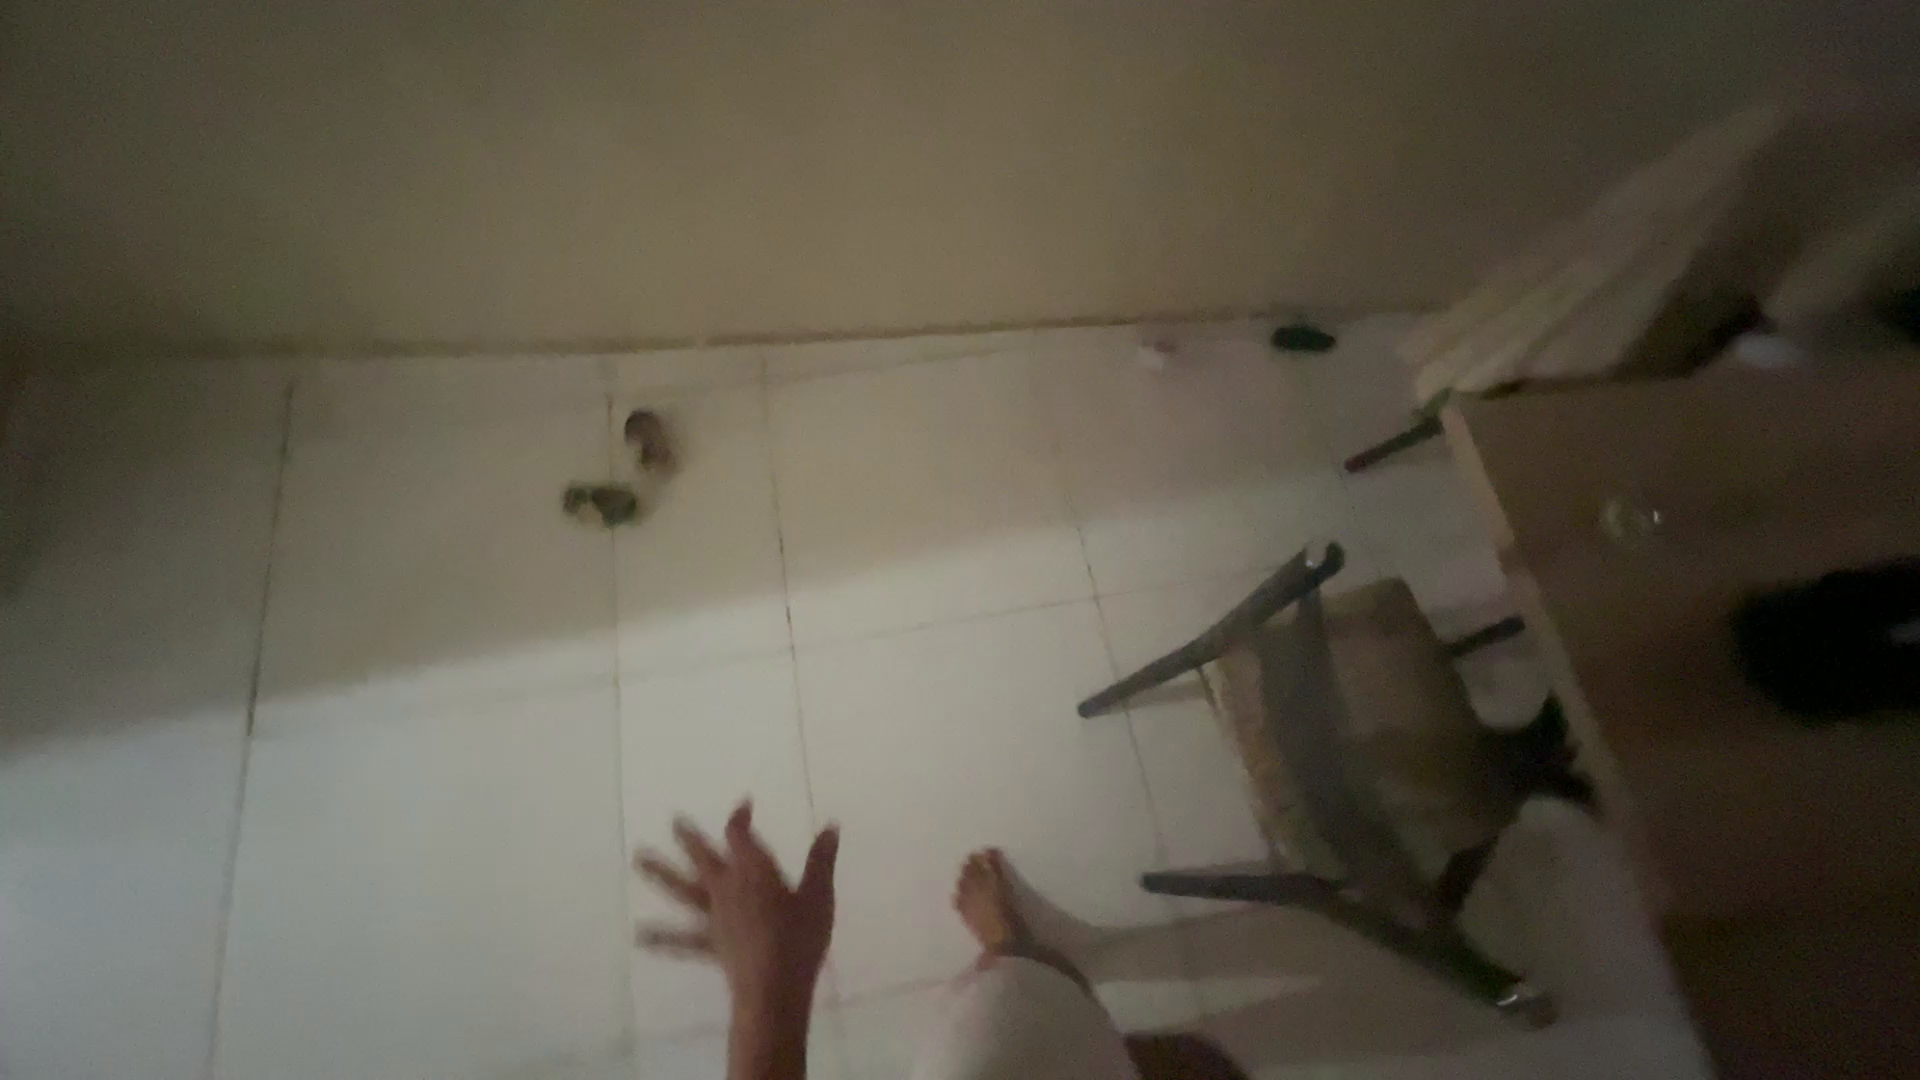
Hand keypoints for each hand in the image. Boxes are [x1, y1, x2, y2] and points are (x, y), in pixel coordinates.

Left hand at [634, 800, 839, 1012]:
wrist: (773, 989)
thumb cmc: (799, 938)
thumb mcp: (819, 895)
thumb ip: (821, 860)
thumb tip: (831, 825)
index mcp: (754, 871)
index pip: (740, 835)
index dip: (739, 817)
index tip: (744, 804)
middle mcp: (728, 889)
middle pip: (705, 858)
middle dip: (690, 839)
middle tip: (674, 820)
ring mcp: (715, 918)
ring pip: (684, 891)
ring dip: (660, 874)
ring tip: (638, 859)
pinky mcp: (710, 946)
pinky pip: (682, 940)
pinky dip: (661, 937)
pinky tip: (640, 934)